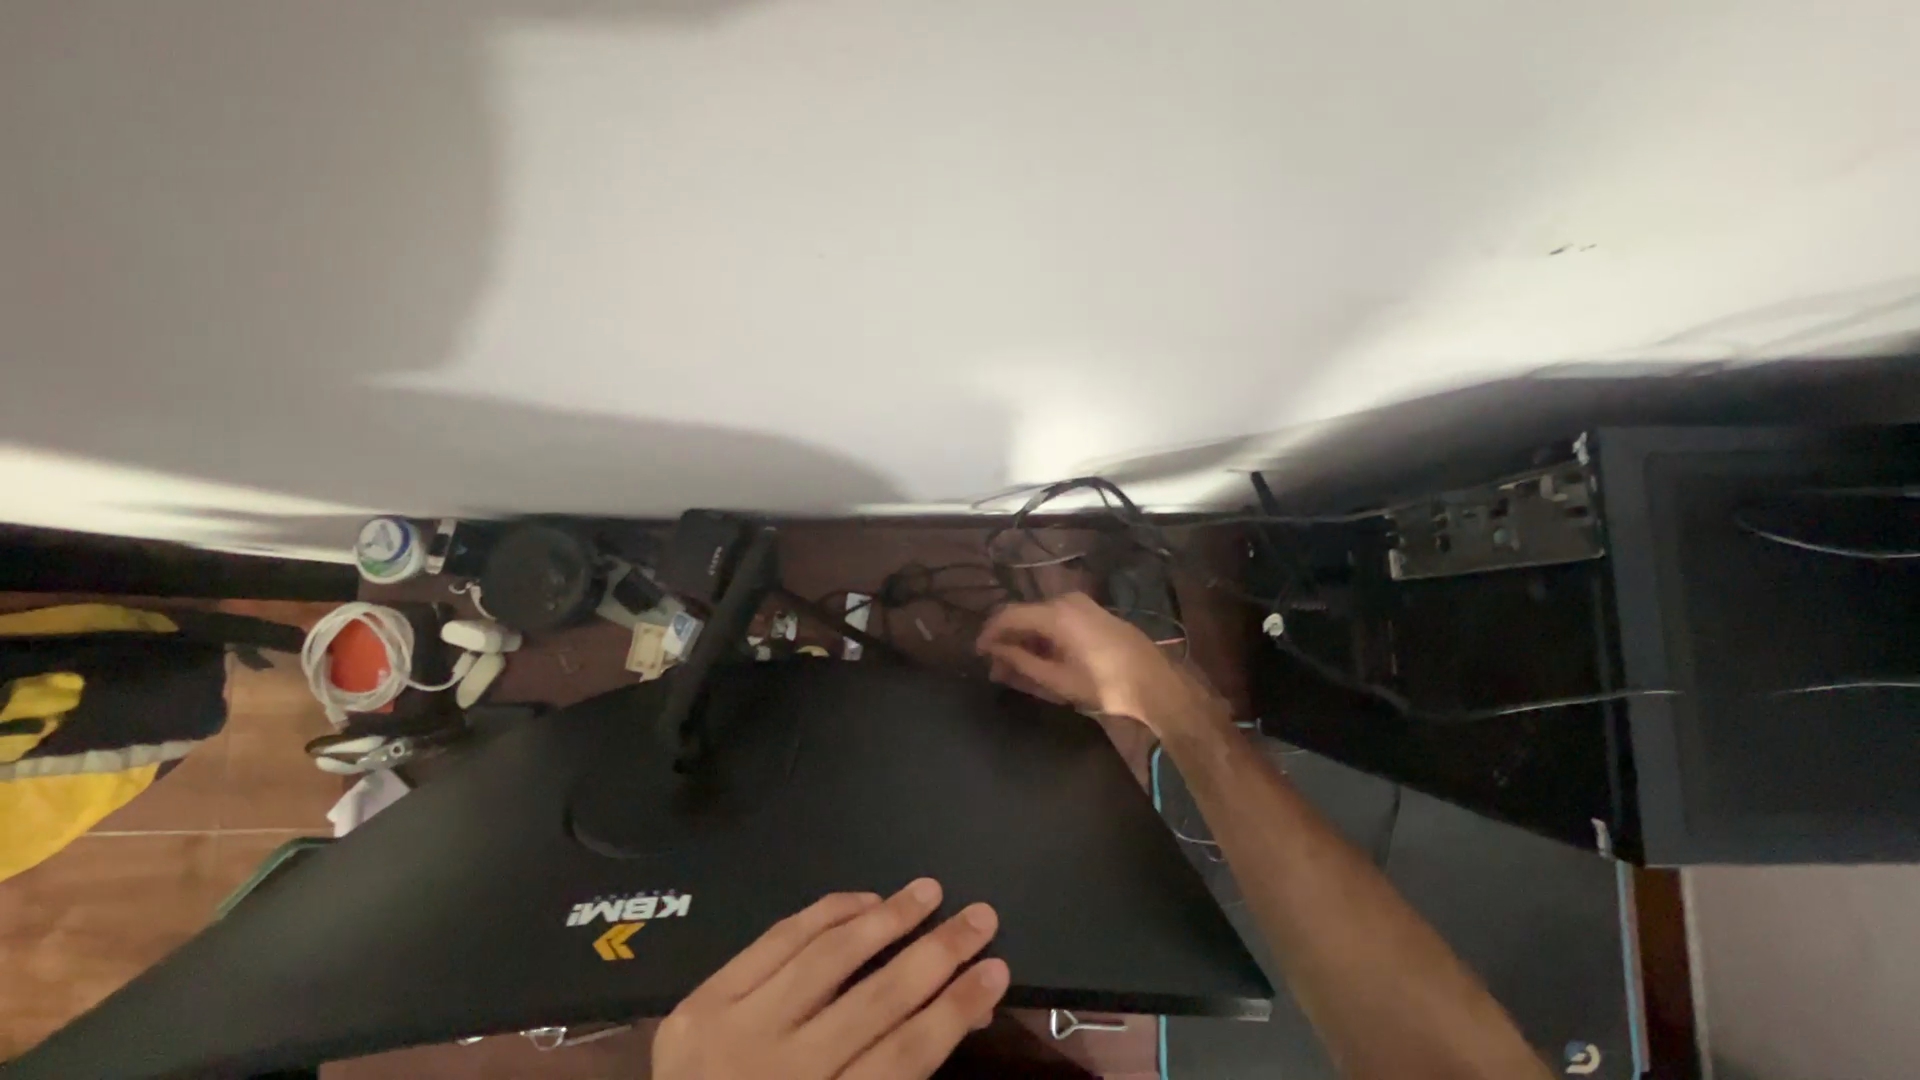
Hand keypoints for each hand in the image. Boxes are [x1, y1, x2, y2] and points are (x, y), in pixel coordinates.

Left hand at [653, 879, 1008, 1079]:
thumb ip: (896, 1071)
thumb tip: (962, 1006)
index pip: (905, 1057)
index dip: (956, 1009)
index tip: (998, 969)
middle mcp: (779, 1074)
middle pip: (875, 1001)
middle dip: (938, 953)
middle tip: (980, 916)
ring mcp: (733, 1035)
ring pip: (827, 959)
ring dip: (886, 919)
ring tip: (929, 891)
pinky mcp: (702, 1003)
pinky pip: (777, 940)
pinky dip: (826, 914)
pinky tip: (865, 900)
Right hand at [976, 593, 1225, 737]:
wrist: (1156, 683)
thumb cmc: (1105, 684)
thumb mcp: (1058, 679)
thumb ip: (1021, 662)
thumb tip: (993, 651)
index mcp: (1056, 613)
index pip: (1008, 615)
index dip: (988, 634)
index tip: (977, 654)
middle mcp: (1066, 600)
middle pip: (1023, 615)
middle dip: (1006, 640)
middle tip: (996, 668)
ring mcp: (1082, 605)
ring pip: (1040, 618)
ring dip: (1024, 640)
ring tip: (1015, 669)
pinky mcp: (1092, 614)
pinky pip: (1057, 620)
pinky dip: (1043, 637)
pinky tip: (1040, 659)